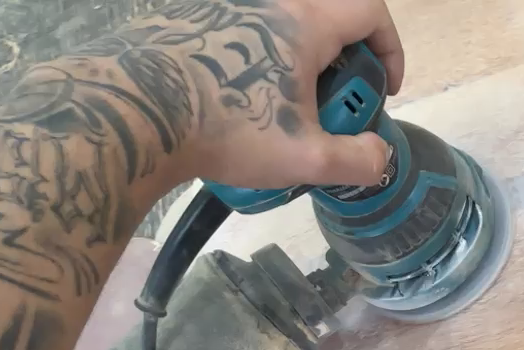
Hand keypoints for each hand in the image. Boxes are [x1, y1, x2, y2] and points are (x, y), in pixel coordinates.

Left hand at [68, 0, 407, 191]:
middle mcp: (265, 4)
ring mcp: (224, 9)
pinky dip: (264, 67)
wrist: (133, 110)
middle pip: (326, 18)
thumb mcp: (310, 161)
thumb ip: (361, 160)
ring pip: (284, 30)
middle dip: (346, 64)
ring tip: (290, 114)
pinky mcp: (192, 22)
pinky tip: (248, 106)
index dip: (390, 47)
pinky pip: (246, 36)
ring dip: (303, 68)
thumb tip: (379, 153)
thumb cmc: (230, 129)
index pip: (367, 9)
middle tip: (337, 109)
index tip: (383, 88)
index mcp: (301, 24)